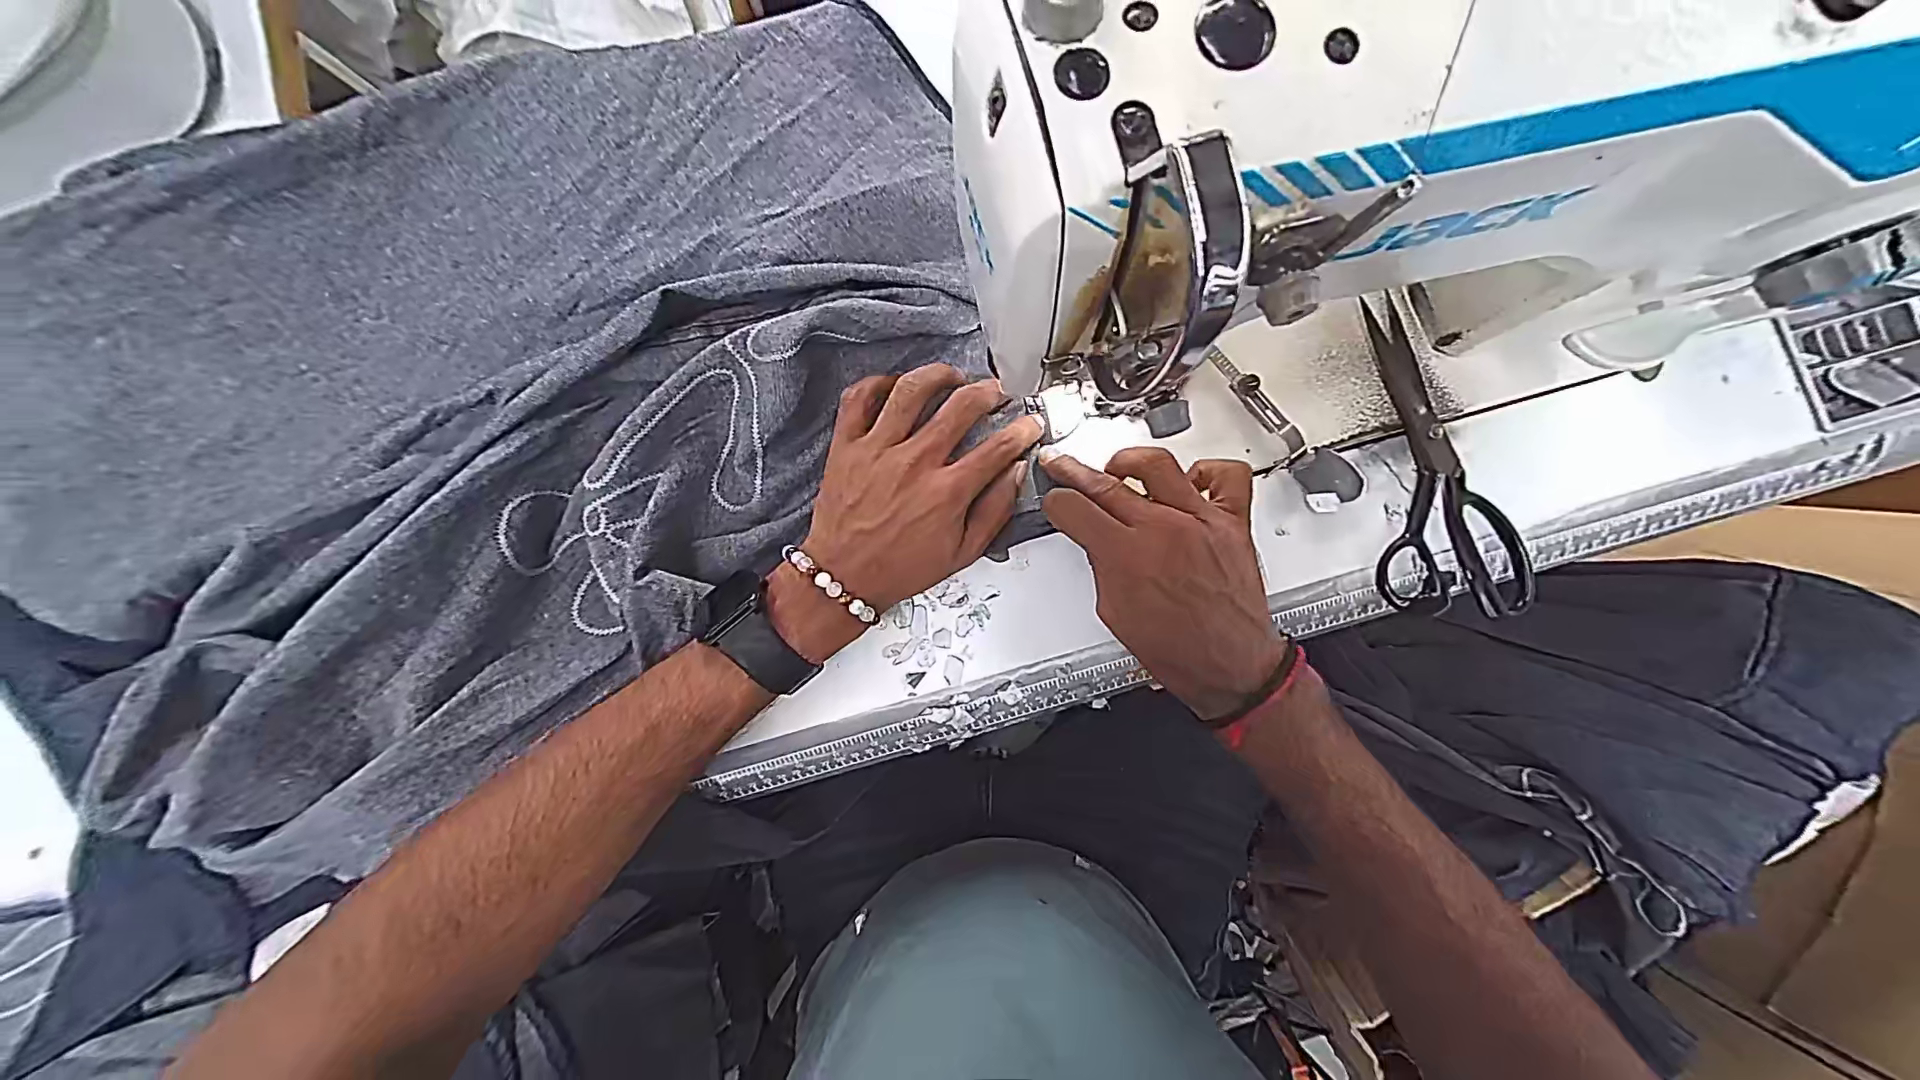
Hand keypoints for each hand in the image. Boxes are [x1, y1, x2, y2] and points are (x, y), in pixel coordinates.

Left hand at [766, 363, 1042, 662]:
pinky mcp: (847, 446)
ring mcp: (877, 451)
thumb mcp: (963, 553)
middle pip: (962, 405)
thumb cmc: (899, 569)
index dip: (1022, 430)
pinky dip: (879, 383)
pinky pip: (860, 398)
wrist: (844, 578)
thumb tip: (1016, 473)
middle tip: (995, 393)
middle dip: (989, 392)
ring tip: (952, 376)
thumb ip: (995, 510)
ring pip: (912, 390)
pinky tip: (896, 385)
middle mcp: (914, 464)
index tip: (1028, 424)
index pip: (998, 446)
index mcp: (947, 493)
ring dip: (939, 374)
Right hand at [1041, 449, 1287, 721]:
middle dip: (1074, 472)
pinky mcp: (1233, 523)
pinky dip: (1207, 470)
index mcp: (1126, 555)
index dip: (1057, 501)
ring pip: (1158, 463)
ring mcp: (1200, 521)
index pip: (1075, 508)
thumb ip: (1102, 566)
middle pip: (1105, 483)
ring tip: (1119, 466)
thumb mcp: (1114, 612)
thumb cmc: (1178, 651)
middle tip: (1063, 466)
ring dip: (1128, 461)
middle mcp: (1163, 529)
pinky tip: (1190, 480)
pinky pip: (1226, 476)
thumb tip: (1095, 541)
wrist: (1231, 667)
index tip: (1055, 499)